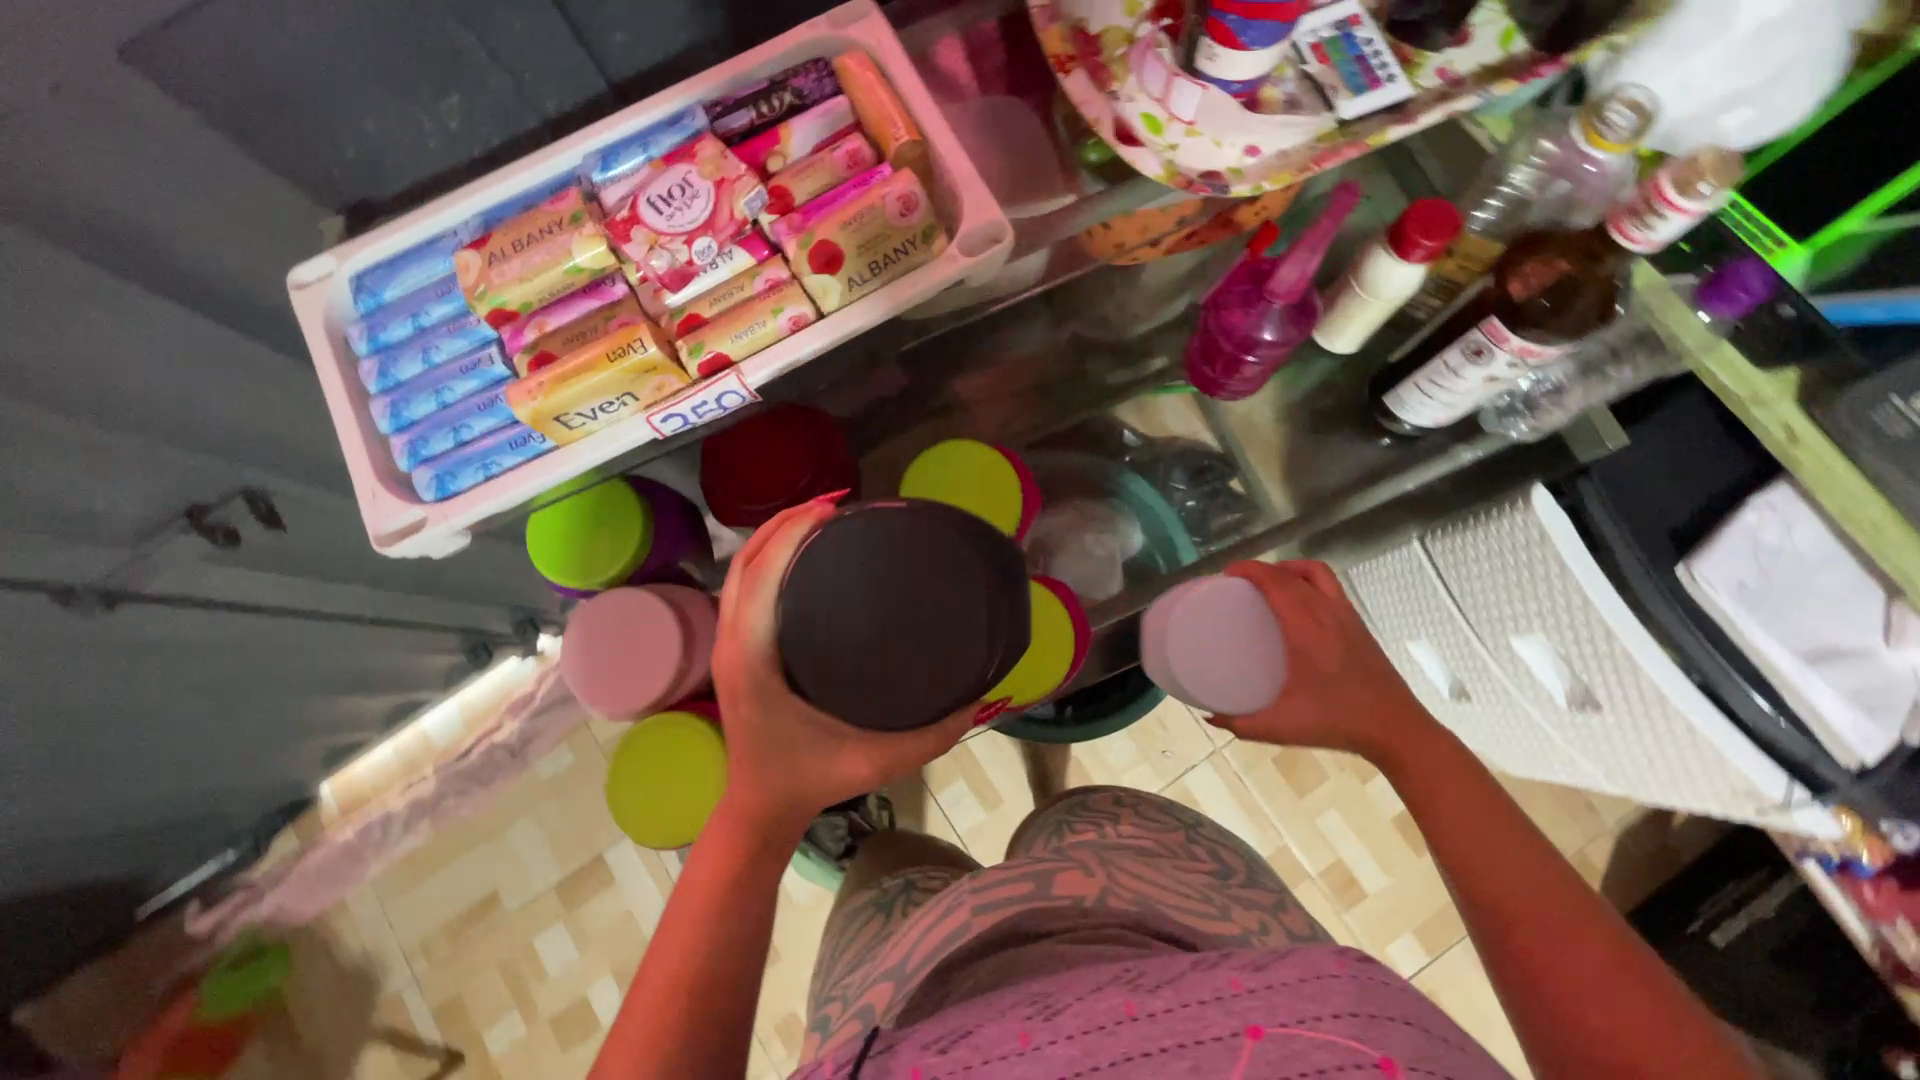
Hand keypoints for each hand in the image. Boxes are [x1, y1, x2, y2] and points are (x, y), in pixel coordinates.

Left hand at [710, 496, 975, 836]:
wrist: (760, 807)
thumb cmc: (813, 780)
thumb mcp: (879, 760)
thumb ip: (933, 732)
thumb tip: (981, 695)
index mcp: (756, 658)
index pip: (762, 575)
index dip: (792, 532)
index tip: (835, 510)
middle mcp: (734, 642)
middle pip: (747, 560)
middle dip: (787, 522)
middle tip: (839, 505)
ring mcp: (727, 644)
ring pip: (740, 570)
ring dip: (774, 536)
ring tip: (823, 518)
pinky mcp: (734, 649)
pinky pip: (742, 587)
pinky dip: (767, 558)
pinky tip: (801, 554)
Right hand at [1204, 560, 1440, 762]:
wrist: (1395, 728)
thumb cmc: (1338, 723)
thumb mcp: (1282, 727)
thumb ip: (1241, 724)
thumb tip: (1211, 716)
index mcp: (1307, 631)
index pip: (1278, 583)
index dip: (1251, 570)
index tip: (1228, 573)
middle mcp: (1329, 615)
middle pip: (1295, 573)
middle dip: (1265, 568)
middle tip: (1240, 581)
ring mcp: (1348, 617)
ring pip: (1318, 573)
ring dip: (1291, 569)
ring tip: (1270, 582)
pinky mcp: (1359, 626)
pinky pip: (1331, 587)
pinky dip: (1309, 581)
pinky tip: (1298, 604)